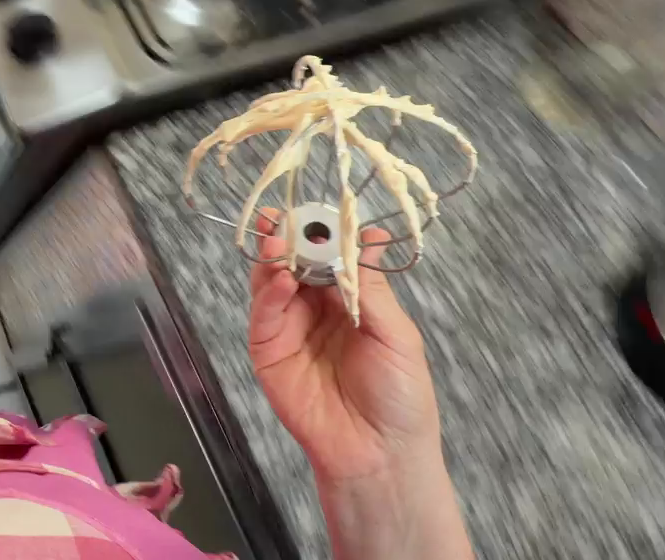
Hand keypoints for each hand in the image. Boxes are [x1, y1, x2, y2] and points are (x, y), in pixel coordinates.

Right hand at [247, 209, 442, 483]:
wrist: (378, 453)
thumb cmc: (401, 397)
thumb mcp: (397, 336)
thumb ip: (370, 286)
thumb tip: (368, 236)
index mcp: (348, 299)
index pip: (329, 255)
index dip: (324, 233)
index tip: (321, 211)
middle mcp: (314, 305)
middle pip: (294, 260)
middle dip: (289, 237)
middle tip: (285, 217)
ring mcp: (288, 323)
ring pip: (272, 277)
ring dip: (273, 256)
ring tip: (279, 240)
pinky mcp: (267, 344)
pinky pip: (263, 309)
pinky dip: (268, 289)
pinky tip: (280, 277)